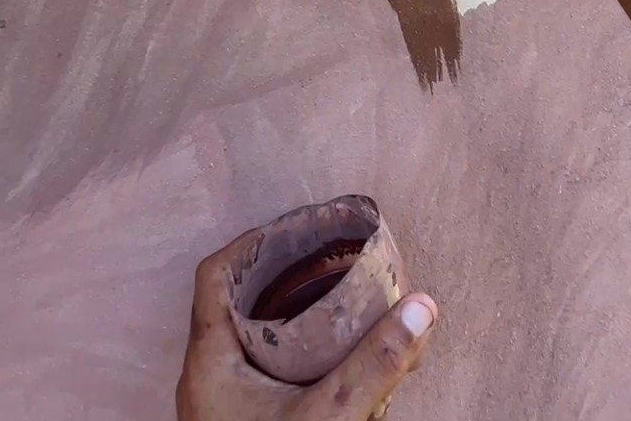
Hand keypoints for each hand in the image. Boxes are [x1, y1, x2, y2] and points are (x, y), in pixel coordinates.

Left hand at [176, 229, 438, 420]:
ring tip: (331, 291)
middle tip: (325, 254)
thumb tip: (424, 305)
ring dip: (285, 308)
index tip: (297, 228)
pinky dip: (290, 345)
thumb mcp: (327, 418)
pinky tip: (326, 352)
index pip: (215, 273)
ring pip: (247, 333)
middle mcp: (206, 375)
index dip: (252, 240)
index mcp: (209, 359)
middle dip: (279, 270)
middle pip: (233, 298)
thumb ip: (374, 363)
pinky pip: (260, 365)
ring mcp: (221, 402)